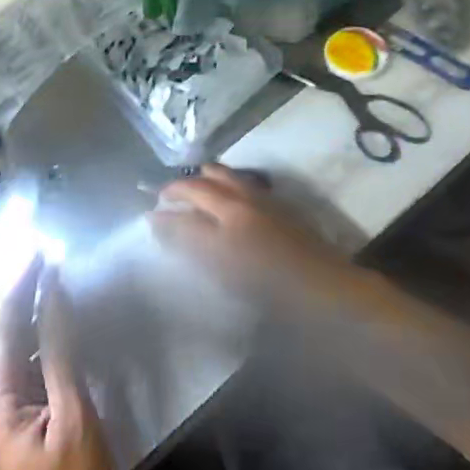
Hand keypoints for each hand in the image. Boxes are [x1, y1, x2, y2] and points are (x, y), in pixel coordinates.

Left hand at [0, 257, 112, 469]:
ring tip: (51, 279)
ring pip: (20, 353)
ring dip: (33, 315)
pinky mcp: (39, 421)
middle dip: (22, 298)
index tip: (37, 256)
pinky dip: (47, 339)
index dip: (17, 293)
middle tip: (44, 258)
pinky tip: (59, 323)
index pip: (2, 335)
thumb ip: (60, 353)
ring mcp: (19, 416)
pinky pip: (36, 369)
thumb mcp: (71, 413)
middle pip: (6, 342)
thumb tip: (53, 296)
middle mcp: (0, 408)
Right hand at [150, 164, 370, 311]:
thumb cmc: (271, 294)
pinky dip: (223, 178)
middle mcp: (238, 206)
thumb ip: (196, 251)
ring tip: (189, 185)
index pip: (183, 218)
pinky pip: (240, 179)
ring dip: (201, 177)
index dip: (163, 217)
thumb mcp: (225, 278)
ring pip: (222, 174)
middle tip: (162, 196)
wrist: (321, 283)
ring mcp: (258, 198)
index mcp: (224, 230)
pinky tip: (221, 189)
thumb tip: (169, 233)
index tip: (148, 217)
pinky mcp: (273, 199)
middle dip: (177, 188)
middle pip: (200, 186)